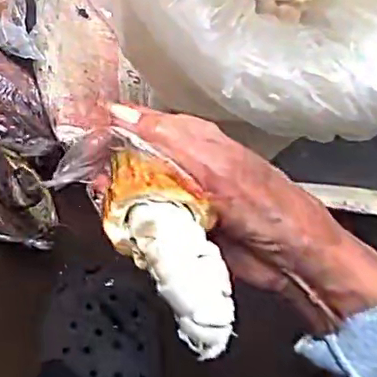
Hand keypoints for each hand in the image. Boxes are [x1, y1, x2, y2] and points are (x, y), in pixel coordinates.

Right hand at [109, 104, 376, 333]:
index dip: (107, 125)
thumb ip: (166, 139)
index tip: (80, 135)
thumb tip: (118, 112)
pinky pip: (140, 213)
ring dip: (113, 191)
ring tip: (103, 198)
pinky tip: (118, 220)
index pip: (137, 121)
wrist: (296, 264)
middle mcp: (181, 160)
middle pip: (127, 152)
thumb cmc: (268, 209)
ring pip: (130, 183)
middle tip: (89, 173)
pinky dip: (127, 217)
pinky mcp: (175, 220)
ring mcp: (177, 191)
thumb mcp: (215, 166)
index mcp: (192, 137)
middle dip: (104, 161)